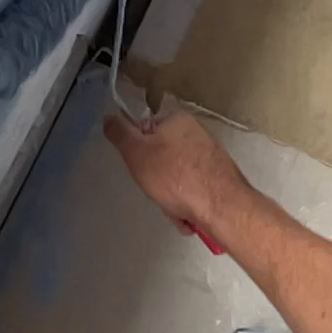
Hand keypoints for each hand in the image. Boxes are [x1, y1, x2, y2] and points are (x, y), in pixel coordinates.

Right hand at [103, 109, 251, 235]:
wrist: (223, 207)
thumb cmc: (175, 177)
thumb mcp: (136, 153)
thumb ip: (119, 133)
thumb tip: (109, 117)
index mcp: (177, 120)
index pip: (146, 131)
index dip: (138, 152)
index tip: (140, 168)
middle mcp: (196, 132)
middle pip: (162, 156)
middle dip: (156, 180)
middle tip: (157, 193)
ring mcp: (210, 155)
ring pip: (177, 176)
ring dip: (171, 196)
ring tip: (175, 209)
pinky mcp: (219, 177)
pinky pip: (193, 188)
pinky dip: (187, 202)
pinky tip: (188, 215)